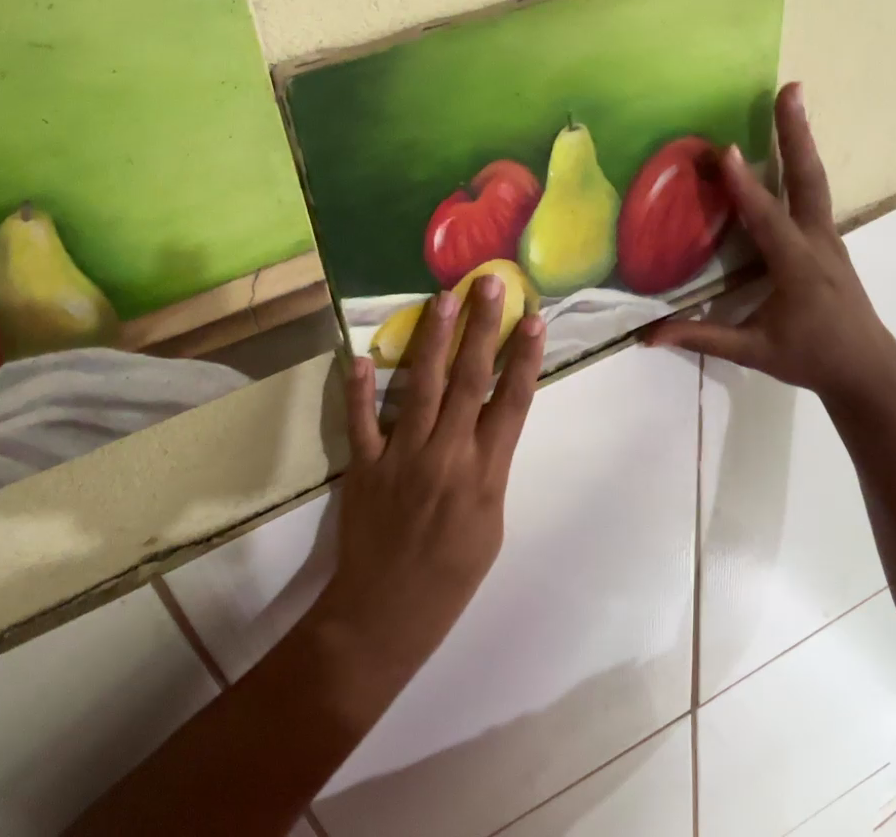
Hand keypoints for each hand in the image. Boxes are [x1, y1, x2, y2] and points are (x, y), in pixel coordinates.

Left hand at [313, 275, 545, 672]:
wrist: (389, 611)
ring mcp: (402, 457)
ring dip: (433, 339)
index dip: (525, 358)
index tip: (534, 319)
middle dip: (482, 328)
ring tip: (443, 298)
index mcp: (486, 475)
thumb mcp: (491, 527)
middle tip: (489, 283)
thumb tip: (486, 428)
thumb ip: (490, 471)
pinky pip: (362, 419)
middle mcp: (447, 455)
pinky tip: (363, 353)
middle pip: (469, 380)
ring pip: (421, 386)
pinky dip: (361, 387)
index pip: (512, 403)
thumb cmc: (451, 577)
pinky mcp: (364, 465)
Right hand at [642, 83, 895, 403]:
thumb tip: (646, 335)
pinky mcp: (829, 244)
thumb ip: (701, 337)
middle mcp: (817, 242)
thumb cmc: (811, 359)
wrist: (869, 371)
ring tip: (791, 100)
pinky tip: (788, 155)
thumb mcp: (753, 351)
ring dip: (801, 140)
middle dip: (797, 132)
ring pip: (814, 181)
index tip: (728, 149)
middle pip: (807, 178)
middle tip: (791, 88)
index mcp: (797, 266)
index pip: (766, 219)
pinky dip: (800, 167)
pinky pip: (813, 197)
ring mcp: (828, 239)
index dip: (744, 186)